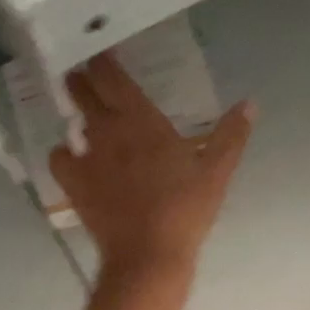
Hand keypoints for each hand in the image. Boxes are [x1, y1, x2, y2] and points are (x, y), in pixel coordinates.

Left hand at [50, 53, 254, 275]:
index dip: (102, 61)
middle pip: (83, 91)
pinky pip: (59, 159)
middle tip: (84, 78)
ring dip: (76, 118)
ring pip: (71, 124)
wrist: (149, 255)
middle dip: (82, 81)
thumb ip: (231, 135)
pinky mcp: (74, 185)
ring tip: (84, 122)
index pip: (111, 75)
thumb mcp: (216, 173)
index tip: (101, 54)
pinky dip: (65, 156)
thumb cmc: (185, 211)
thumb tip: (250, 103)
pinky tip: (75, 161)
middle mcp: (108, 130)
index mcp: (141, 119)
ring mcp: (87, 157)